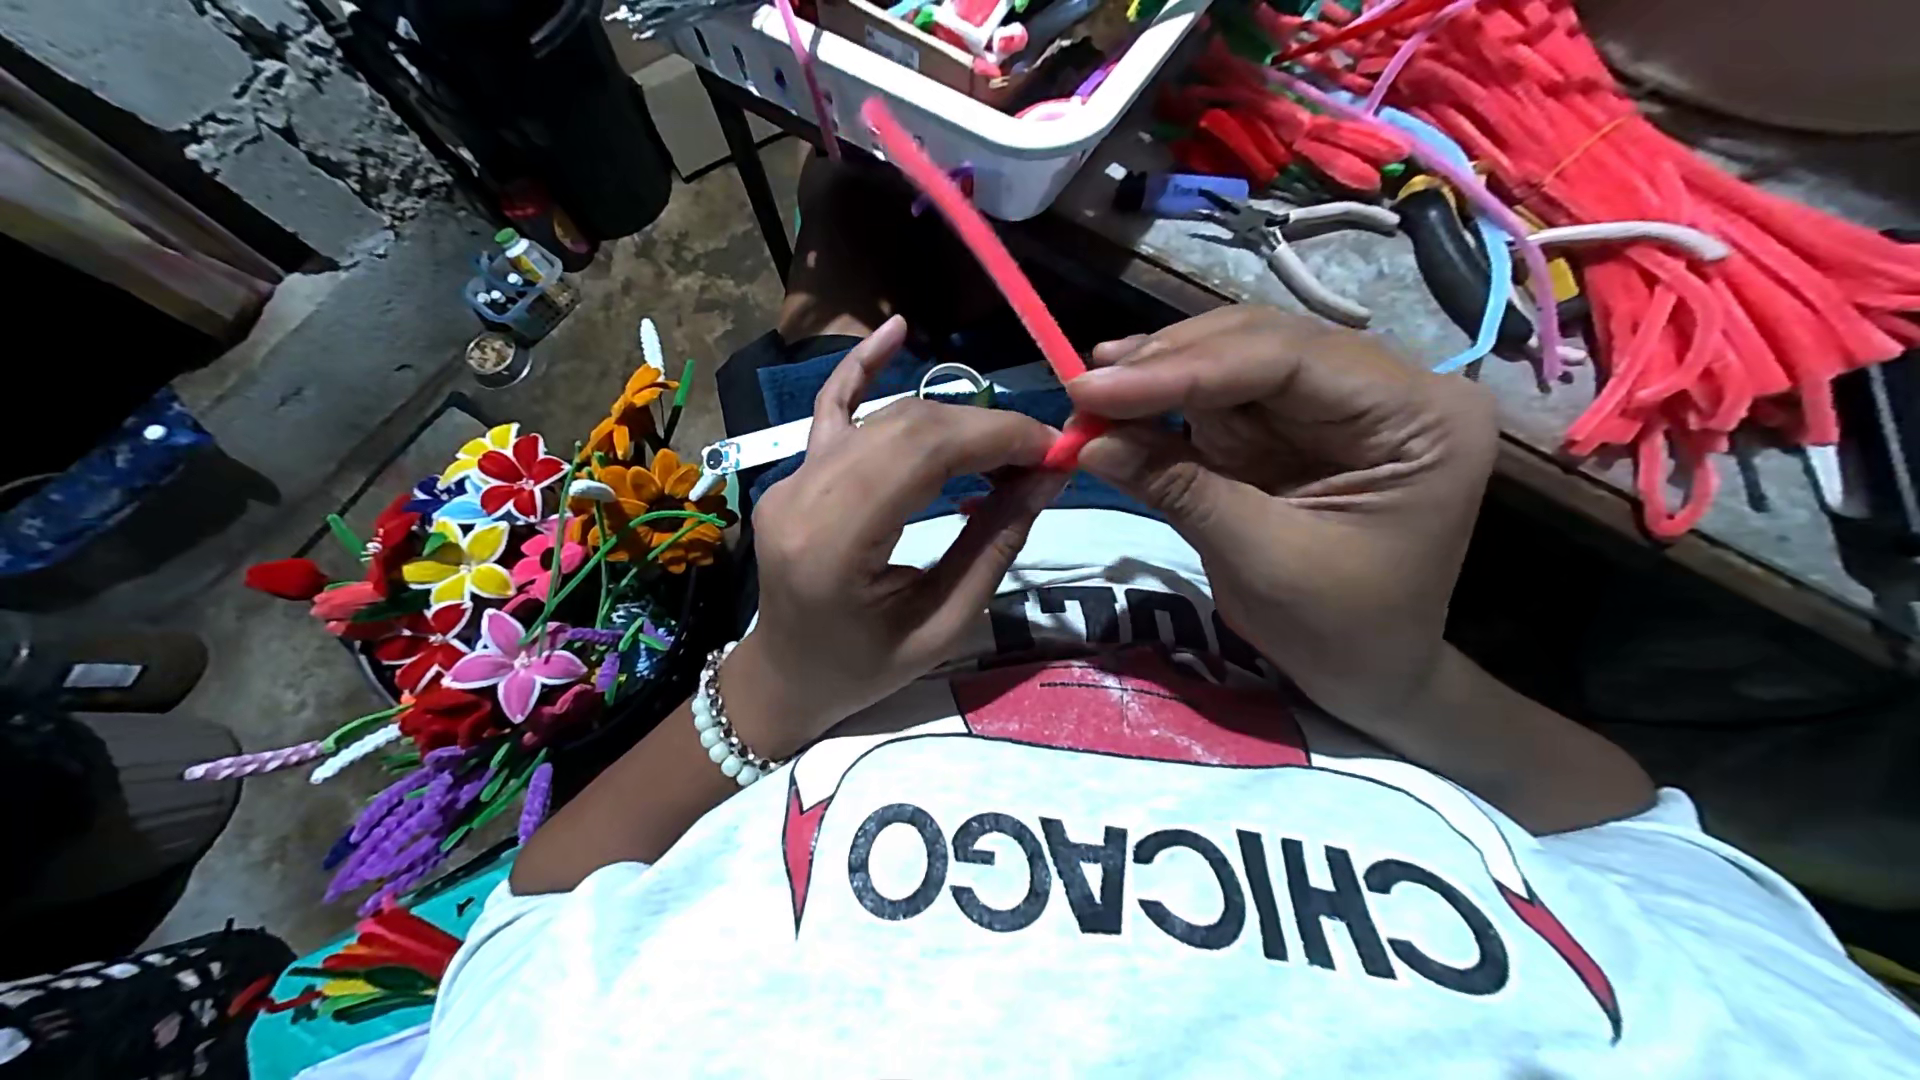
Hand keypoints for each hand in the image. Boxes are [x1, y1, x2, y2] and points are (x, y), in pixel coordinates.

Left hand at [727, 316, 1063, 753]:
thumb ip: (993, 544)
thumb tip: (1046, 475)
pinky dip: (864, 368)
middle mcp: (802, 496)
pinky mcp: (793, 473)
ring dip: (952, 417)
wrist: (785, 677)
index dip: (995, 436)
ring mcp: (790, 479)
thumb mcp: (942, 625)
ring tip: (1003, 439)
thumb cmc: (863, 670)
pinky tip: (897, 330)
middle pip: (907, 426)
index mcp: (833, 545)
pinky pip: (831, 409)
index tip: (1052, 448)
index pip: (923, 454)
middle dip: (983, 427)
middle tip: (1037, 451)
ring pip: (884, 417)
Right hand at [1066, 305, 1497, 727]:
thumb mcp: (1259, 560)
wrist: (1365, 670)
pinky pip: (1220, 396)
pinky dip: (1166, 399)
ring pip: (1235, 359)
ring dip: (1160, 373)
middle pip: (1263, 345)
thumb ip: (1179, 489)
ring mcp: (1333, 404)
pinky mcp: (1290, 426)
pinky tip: (1122, 396)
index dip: (1186, 368)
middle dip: (1168, 365)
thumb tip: (1088, 442)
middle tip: (1085, 387)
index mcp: (1417, 418)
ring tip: (1094, 388)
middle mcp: (1382, 389)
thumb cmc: (1337, 628)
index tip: (1096, 385)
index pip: (1291, 361)